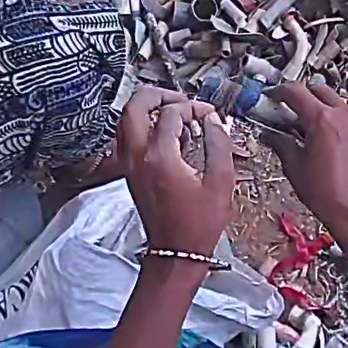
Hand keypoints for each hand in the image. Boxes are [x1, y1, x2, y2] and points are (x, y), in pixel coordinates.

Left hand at [117, 87, 234, 255]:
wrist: (176, 252)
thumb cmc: (199, 222)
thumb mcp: (221, 180)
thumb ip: (219, 143)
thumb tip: (213, 119)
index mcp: (159, 156)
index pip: (171, 113)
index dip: (193, 108)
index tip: (209, 115)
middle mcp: (137, 156)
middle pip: (134, 106)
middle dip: (158, 95)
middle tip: (181, 101)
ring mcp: (129, 164)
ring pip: (126, 120)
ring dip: (149, 110)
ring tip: (177, 116)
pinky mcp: (129, 172)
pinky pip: (129, 137)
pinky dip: (146, 127)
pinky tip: (171, 137)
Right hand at [266, 84, 347, 264]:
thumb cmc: (331, 194)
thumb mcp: (295, 167)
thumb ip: (281, 144)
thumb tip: (270, 136)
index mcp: (322, 119)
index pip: (295, 91)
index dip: (279, 92)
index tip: (272, 96)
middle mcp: (343, 115)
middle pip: (317, 89)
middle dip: (300, 96)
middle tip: (286, 110)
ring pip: (334, 100)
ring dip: (319, 106)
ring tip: (305, 126)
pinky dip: (335, 117)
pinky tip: (324, 135)